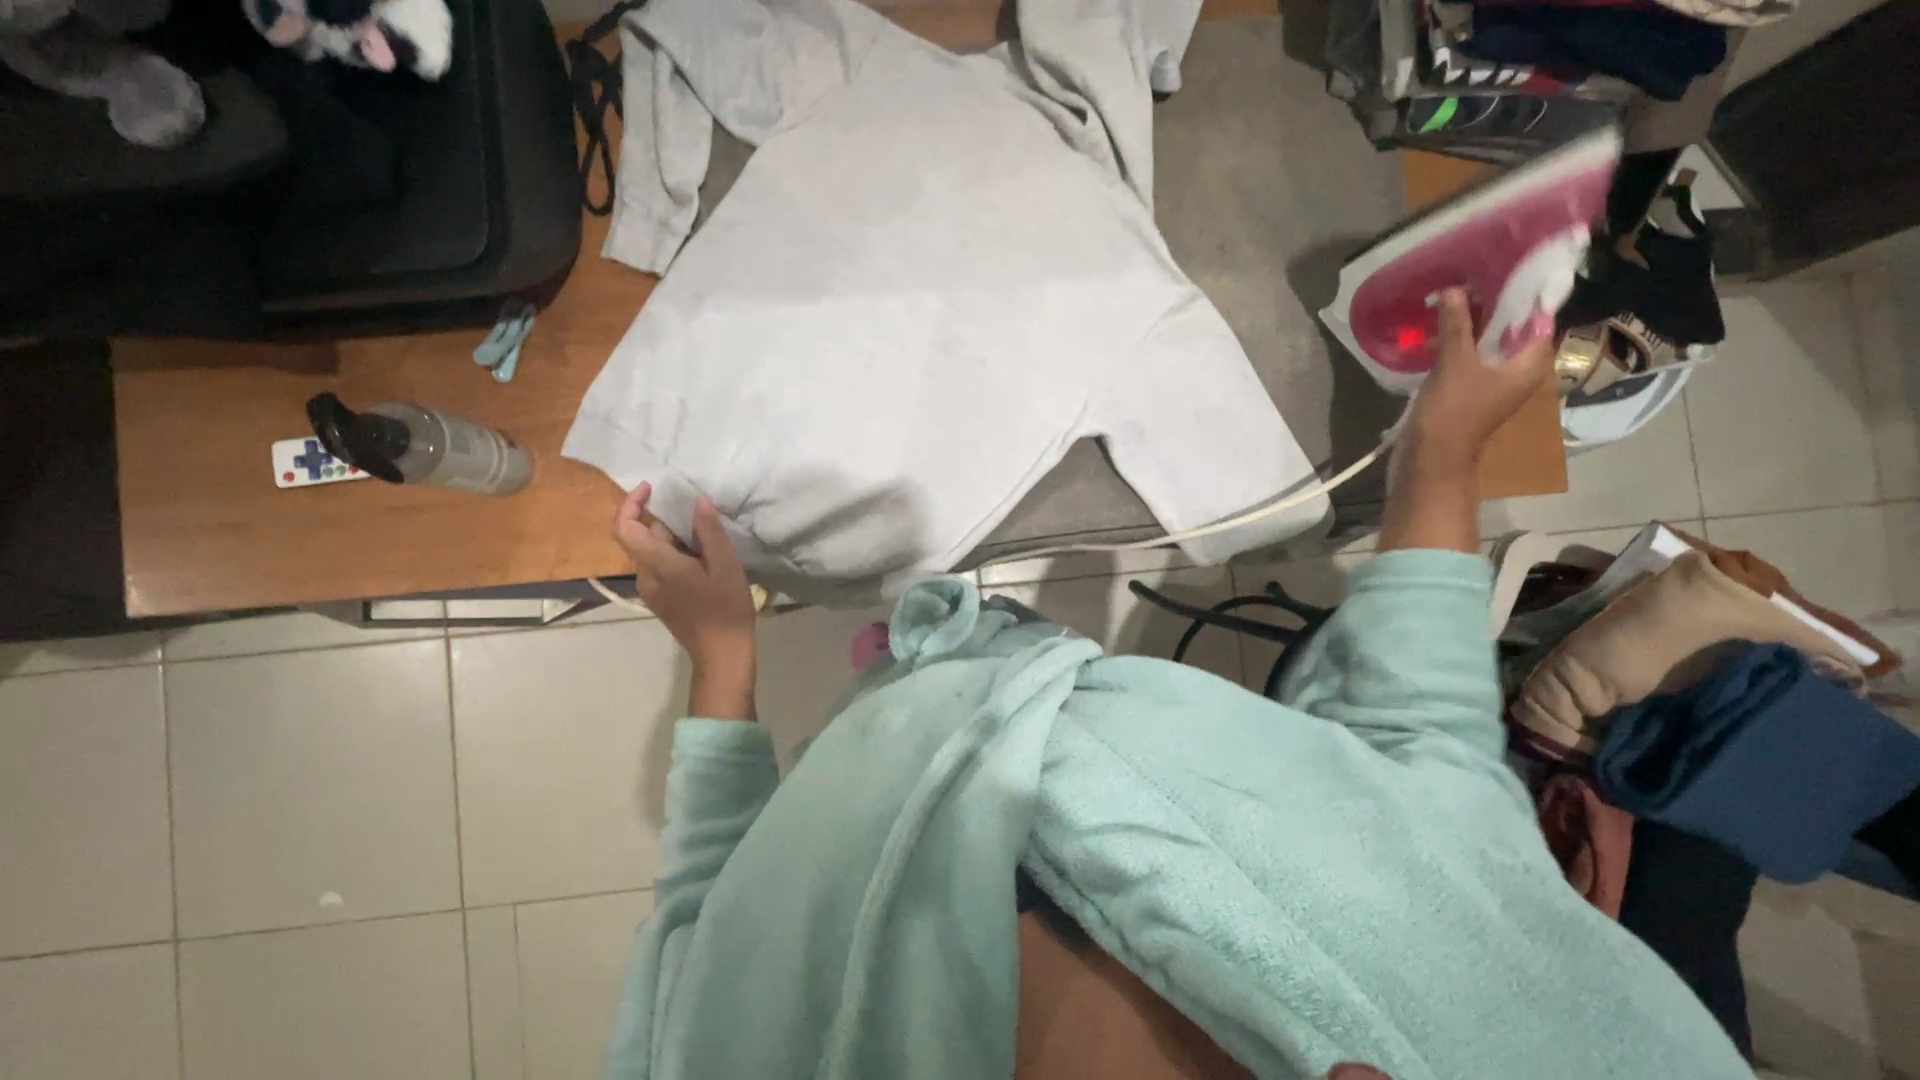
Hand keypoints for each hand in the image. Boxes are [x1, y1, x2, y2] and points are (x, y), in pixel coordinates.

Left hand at [614, 483, 757, 718]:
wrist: (721, 654)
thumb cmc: (725, 608)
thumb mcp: (725, 565)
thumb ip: (709, 531)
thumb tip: (698, 500)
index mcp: (658, 565)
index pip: (625, 528)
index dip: (631, 504)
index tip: (651, 488)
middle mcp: (646, 577)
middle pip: (644, 538)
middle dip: (670, 524)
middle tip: (704, 524)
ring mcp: (650, 591)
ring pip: (654, 554)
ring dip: (676, 542)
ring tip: (711, 546)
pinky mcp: (660, 600)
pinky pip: (661, 569)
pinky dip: (677, 558)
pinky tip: (705, 566)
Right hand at [1405, 287, 1555, 463]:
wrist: (1431, 458)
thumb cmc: (1453, 412)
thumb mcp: (1454, 364)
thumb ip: (1456, 325)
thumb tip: (1454, 289)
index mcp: (1529, 364)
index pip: (1537, 317)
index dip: (1522, 293)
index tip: (1503, 268)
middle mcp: (1519, 370)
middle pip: (1513, 328)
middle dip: (1493, 305)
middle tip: (1471, 277)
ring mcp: (1495, 381)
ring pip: (1490, 341)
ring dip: (1472, 322)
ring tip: (1452, 298)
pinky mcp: (1472, 389)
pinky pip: (1472, 355)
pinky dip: (1460, 341)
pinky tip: (1441, 328)